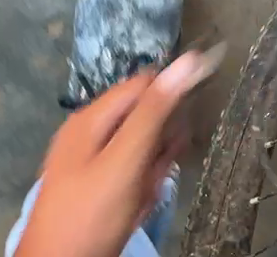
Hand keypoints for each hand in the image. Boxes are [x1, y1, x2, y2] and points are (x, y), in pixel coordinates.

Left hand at [14, 51, 214, 256]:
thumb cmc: (90, 215)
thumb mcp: (125, 160)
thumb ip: (154, 111)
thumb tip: (188, 60)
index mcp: (90, 117)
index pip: (143, 84)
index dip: (168, 100)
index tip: (181, 130)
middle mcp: (88, 132)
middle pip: (142, 116)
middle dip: (158, 145)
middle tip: (156, 174)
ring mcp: (89, 161)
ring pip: (139, 148)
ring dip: (151, 171)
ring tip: (143, 196)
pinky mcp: (93, 187)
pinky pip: (128, 174)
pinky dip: (139, 189)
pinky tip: (136, 208)